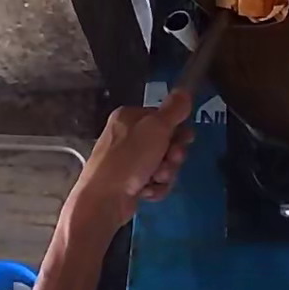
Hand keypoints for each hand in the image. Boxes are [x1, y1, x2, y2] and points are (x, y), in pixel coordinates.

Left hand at [64, 91, 194, 234]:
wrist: (103, 200)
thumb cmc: (129, 159)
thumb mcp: (155, 129)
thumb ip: (173, 110)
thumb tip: (184, 89)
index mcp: (129, 117)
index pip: (163, 117)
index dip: (177, 130)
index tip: (185, 140)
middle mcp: (126, 135)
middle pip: (165, 141)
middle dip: (172, 155)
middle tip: (171, 160)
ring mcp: (127, 160)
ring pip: (162, 163)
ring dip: (165, 173)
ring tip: (155, 178)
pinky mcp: (128, 182)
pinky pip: (153, 181)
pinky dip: (154, 187)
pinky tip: (147, 191)